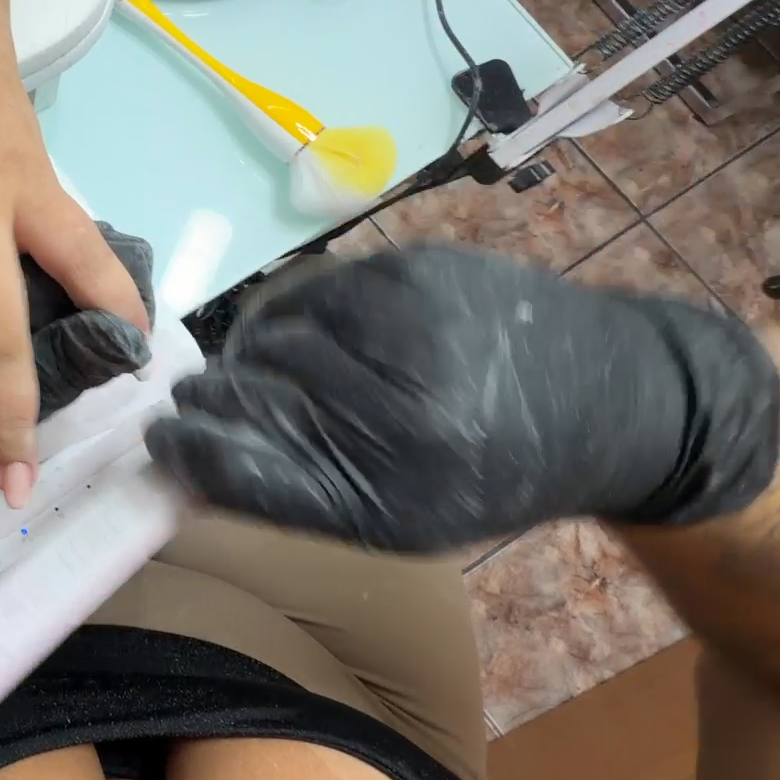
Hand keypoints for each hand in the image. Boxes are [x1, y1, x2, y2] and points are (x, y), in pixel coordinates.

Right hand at [144, 247, 779, 552]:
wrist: (617, 400)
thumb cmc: (484, 475)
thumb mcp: (389, 515)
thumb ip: (284, 491)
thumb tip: (181, 455)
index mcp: (397, 486)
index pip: (241, 465)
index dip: (184, 448)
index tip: (162, 437)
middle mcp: (404, 403)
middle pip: (245, 390)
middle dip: (216, 397)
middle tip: (213, 400)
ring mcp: (410, 320)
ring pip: (268, 334)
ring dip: (253, 355)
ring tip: (278, 370)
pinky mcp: (413, 265)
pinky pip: (305, 290)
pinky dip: (289, 315)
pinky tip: (313, 334)